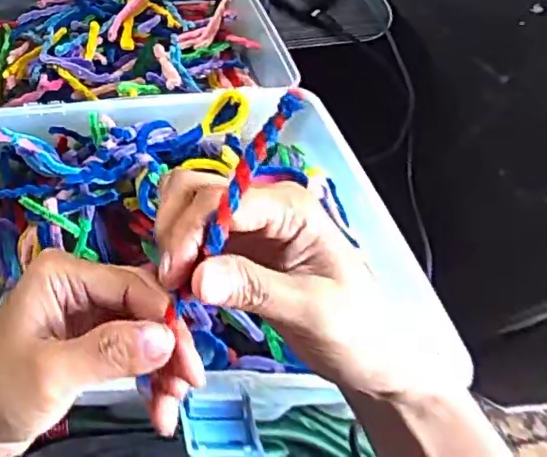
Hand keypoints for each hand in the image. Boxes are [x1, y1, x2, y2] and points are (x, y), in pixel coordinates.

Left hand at [0, 251, 181, 455]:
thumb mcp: (52, 373)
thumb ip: (108, 353)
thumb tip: (163, 336)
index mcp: (60, 274)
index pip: (128, 283)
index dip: (164, 318)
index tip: (190, 362)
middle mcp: (73, 285)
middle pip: (139, 305)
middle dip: (167, 345)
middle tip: (188, 387)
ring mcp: (80, 314)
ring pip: (139, 330)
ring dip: (161, 366)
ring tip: (170, 408)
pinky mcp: (84, 343)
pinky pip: (128, 352)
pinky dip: (147, 377)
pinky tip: (157, 407)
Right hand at [149, 172, 464, 424]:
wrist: (376, 358)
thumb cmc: (359, 332)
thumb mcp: (313, 312)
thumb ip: (254, 288)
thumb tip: (197, 279)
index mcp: (288, 204)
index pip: (221, 200)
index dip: (190, 231)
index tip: (175, 275)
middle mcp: (260, 200)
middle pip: (194, 189)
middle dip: (174, 230)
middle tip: (170, 280)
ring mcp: (244, 218)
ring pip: (184, 201)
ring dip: (170, 235)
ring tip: (174, 281)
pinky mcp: (231, 240)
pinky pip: (189, 228)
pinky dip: (175, 249)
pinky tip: (181, 281)